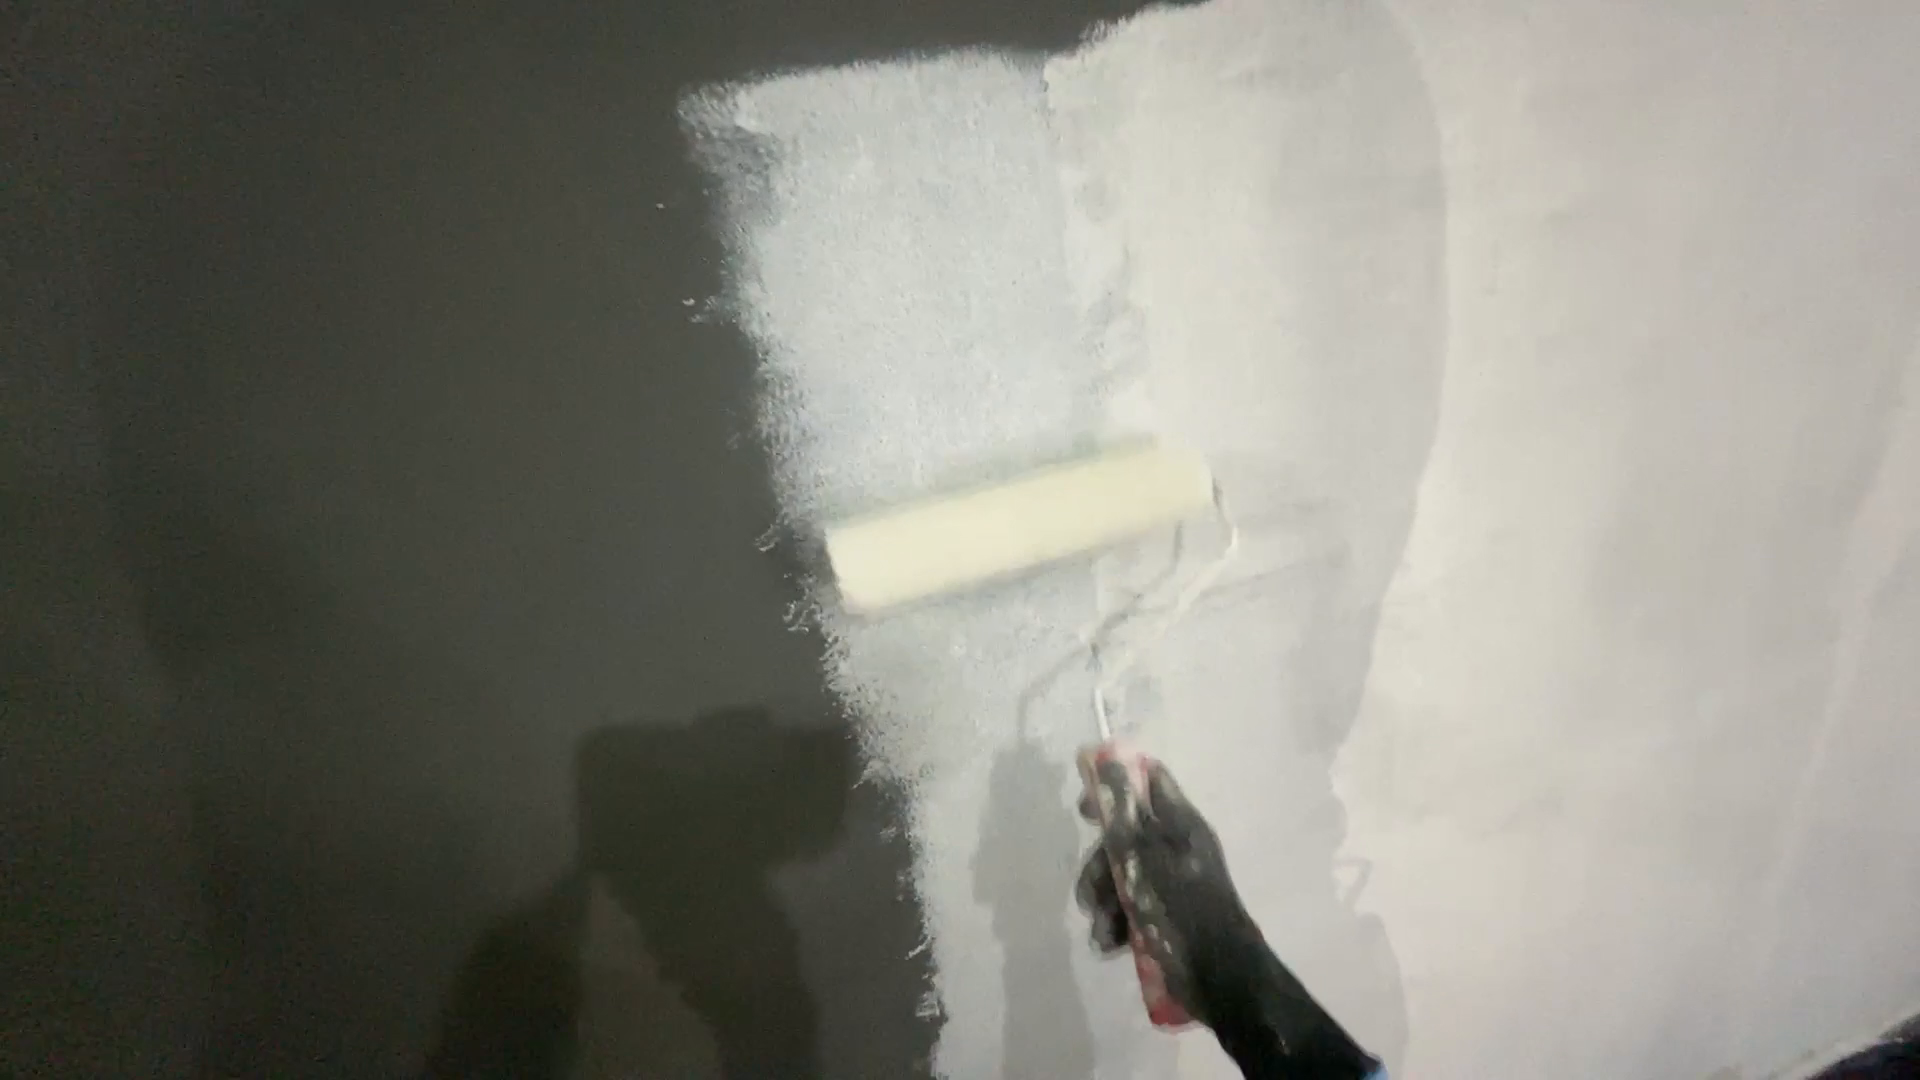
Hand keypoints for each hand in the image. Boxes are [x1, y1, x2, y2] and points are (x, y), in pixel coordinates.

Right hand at [1074, 757, 1253, 1026]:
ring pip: (1119, 874)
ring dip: (1102, 900)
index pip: (1148, 782)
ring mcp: (1168, 882)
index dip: (1115, 783)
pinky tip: (1110, 942)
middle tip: (1090, 887)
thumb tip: (1106, 760)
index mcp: (1179, 823)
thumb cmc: (1183, 906)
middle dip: (1098, 863)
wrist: (1220, 979)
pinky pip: (1127, 906)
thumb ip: (1122, 811)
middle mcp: (1174, 847)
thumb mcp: (1145, 853)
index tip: (1087, 805)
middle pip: (1123, 835)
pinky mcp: (1162, 915)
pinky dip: (1114, 923)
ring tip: (1102, 925)